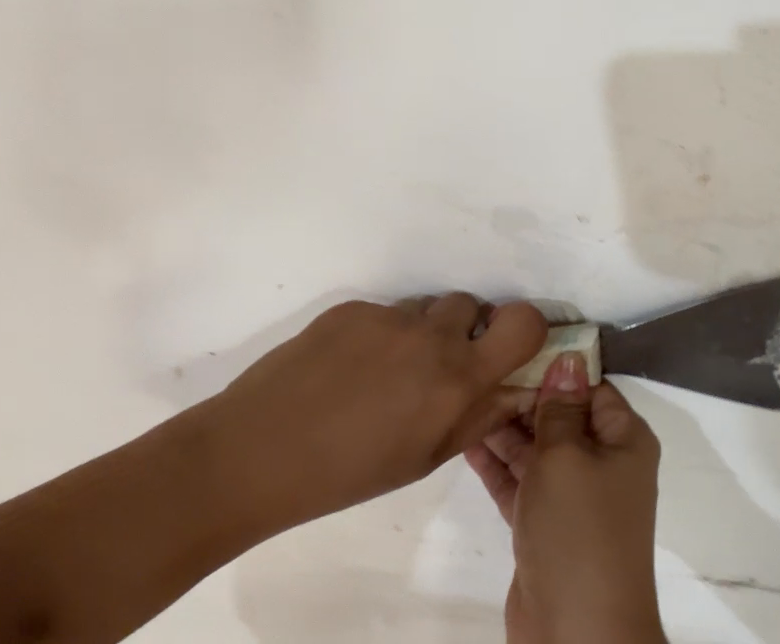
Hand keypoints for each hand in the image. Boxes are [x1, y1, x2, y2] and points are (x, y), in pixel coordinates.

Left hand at [198, 294, 547, 536]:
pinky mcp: (350, 308)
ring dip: (422, 331)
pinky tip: (347, 369)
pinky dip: (379, 334)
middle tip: (436, 366)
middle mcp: (431, 337)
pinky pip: (384, 312)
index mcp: (458, 379)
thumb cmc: (349, 472)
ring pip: (426, 308)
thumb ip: (480, 416)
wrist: (253, 454)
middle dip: (465, 330)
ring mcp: (388, 317)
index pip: (524, 322)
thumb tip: (518, 387)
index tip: (507, 347)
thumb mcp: (426, 458)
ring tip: (385, 370)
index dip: (526, 328)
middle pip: (472, 306)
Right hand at [467, 356, 665, 643]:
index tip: (515, 344)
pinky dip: (497, 464)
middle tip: (478, 371)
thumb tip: (569, 358)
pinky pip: (520, 482)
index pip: (593, 388)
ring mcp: (573, 497)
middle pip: (563, 416)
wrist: (579, 629)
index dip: (558, 368)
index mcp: (625, 438)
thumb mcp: (568, 457)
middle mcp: (603, 462)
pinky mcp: (545, 525)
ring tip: (463, 398)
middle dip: (525, 396)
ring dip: (505, 429)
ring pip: (537, 450)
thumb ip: (561, 408)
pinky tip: (464, 440)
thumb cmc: (580, 528)